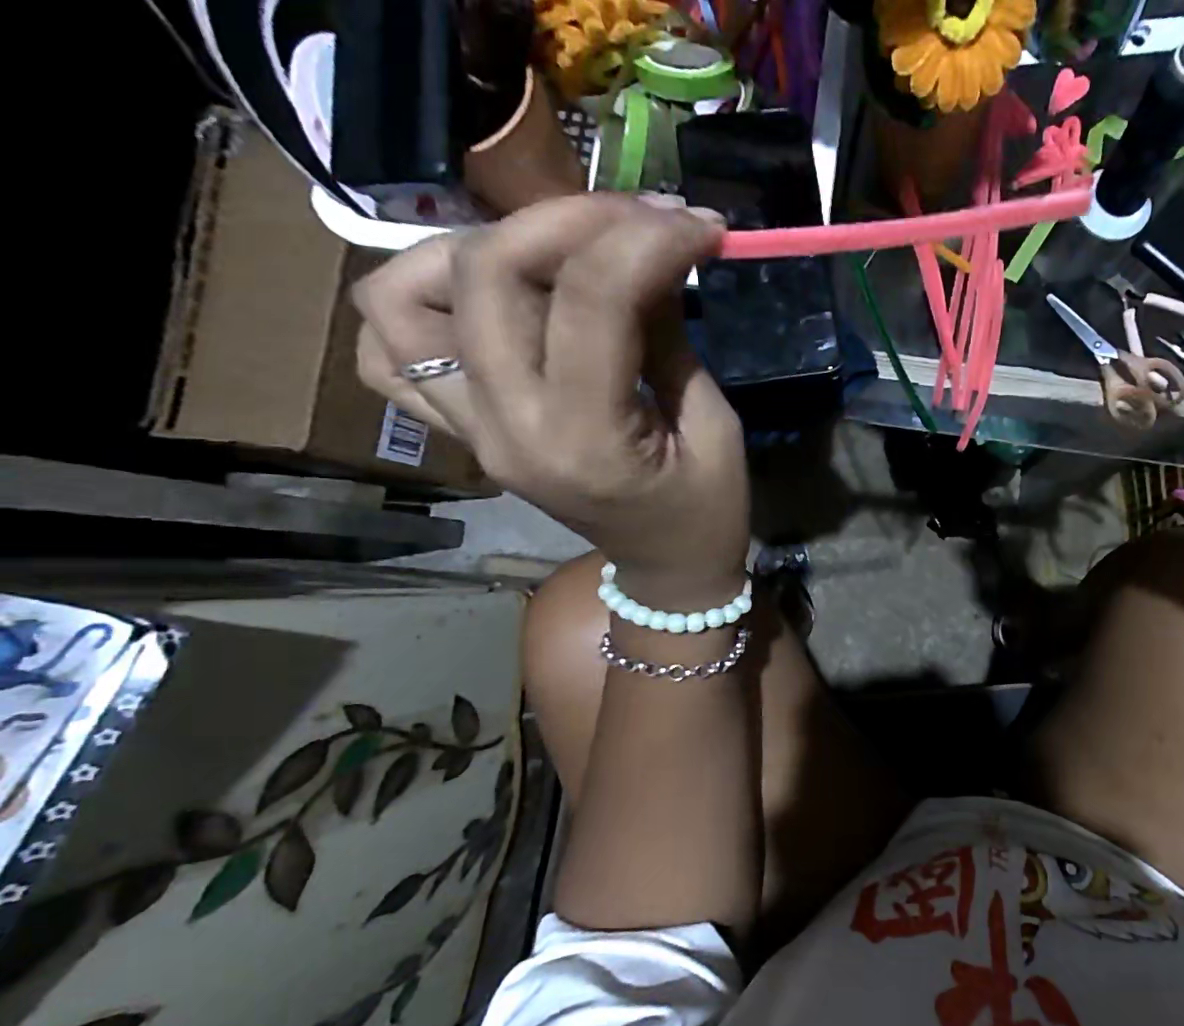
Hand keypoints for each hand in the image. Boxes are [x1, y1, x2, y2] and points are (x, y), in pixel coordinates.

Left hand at [353, 195, 746, 605]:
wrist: (666, 569)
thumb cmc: (708, 509)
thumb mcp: (714, 425)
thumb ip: (670, 335)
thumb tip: (654, 252)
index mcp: (589, 438)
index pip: (591, 300)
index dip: (646, 239)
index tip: (698, 225)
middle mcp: (508, 427)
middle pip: (488, 273)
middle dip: (570, 219)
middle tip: (639, 217)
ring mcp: (468, 427)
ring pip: (404, 295)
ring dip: (481, 246)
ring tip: (557, 250)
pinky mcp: (457, 427)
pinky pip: (389, 349)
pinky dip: (422, 299)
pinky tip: (488, 295)